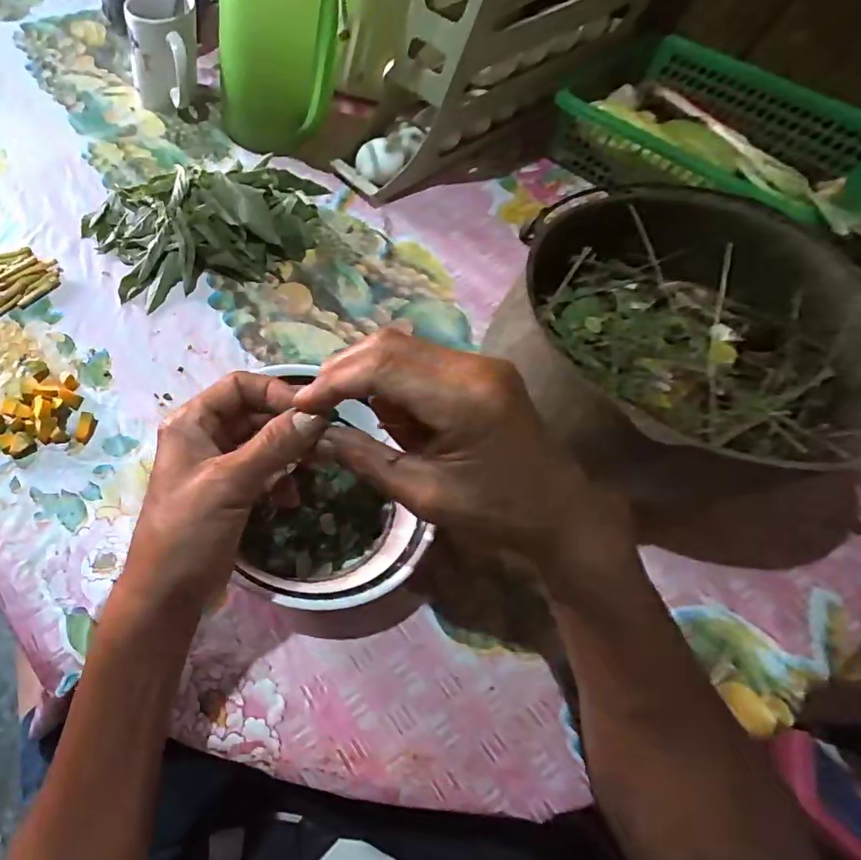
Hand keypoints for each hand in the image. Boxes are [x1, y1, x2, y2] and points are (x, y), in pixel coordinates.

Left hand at [118, 372, 331, 613]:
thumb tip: (316, 412)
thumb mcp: (230, 483)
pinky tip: (290, 499)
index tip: (314, 410)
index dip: (275, 391)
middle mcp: (201, 437)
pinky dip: (278, 480)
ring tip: (314, 469)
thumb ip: (272, 445)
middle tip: (326, 441)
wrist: (167, 593)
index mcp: (190, 423)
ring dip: (287, 454)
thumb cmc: (188, 531)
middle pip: (252, 413)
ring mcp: (214, 467)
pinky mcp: (227, 494)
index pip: (237, 386)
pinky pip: (260, 472)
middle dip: (287, 425)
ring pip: (260, 444)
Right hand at [292, 328, 627, 567]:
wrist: (560, 514)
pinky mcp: (474, 370)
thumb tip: (308, 436)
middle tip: (311, 405)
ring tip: (335, 406)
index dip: (332, 381)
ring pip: (396, 345)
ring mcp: (476, 363)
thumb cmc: (493, 514)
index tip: (300, 406)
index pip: (380, 366)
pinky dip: (382, 377)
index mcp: (464, 398)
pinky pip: (413, 359)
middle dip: (340, 372)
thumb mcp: (419, 492)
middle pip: (386, 345)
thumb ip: (361, 456)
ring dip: (358, 371)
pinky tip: (372, 405)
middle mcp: (472, 366)